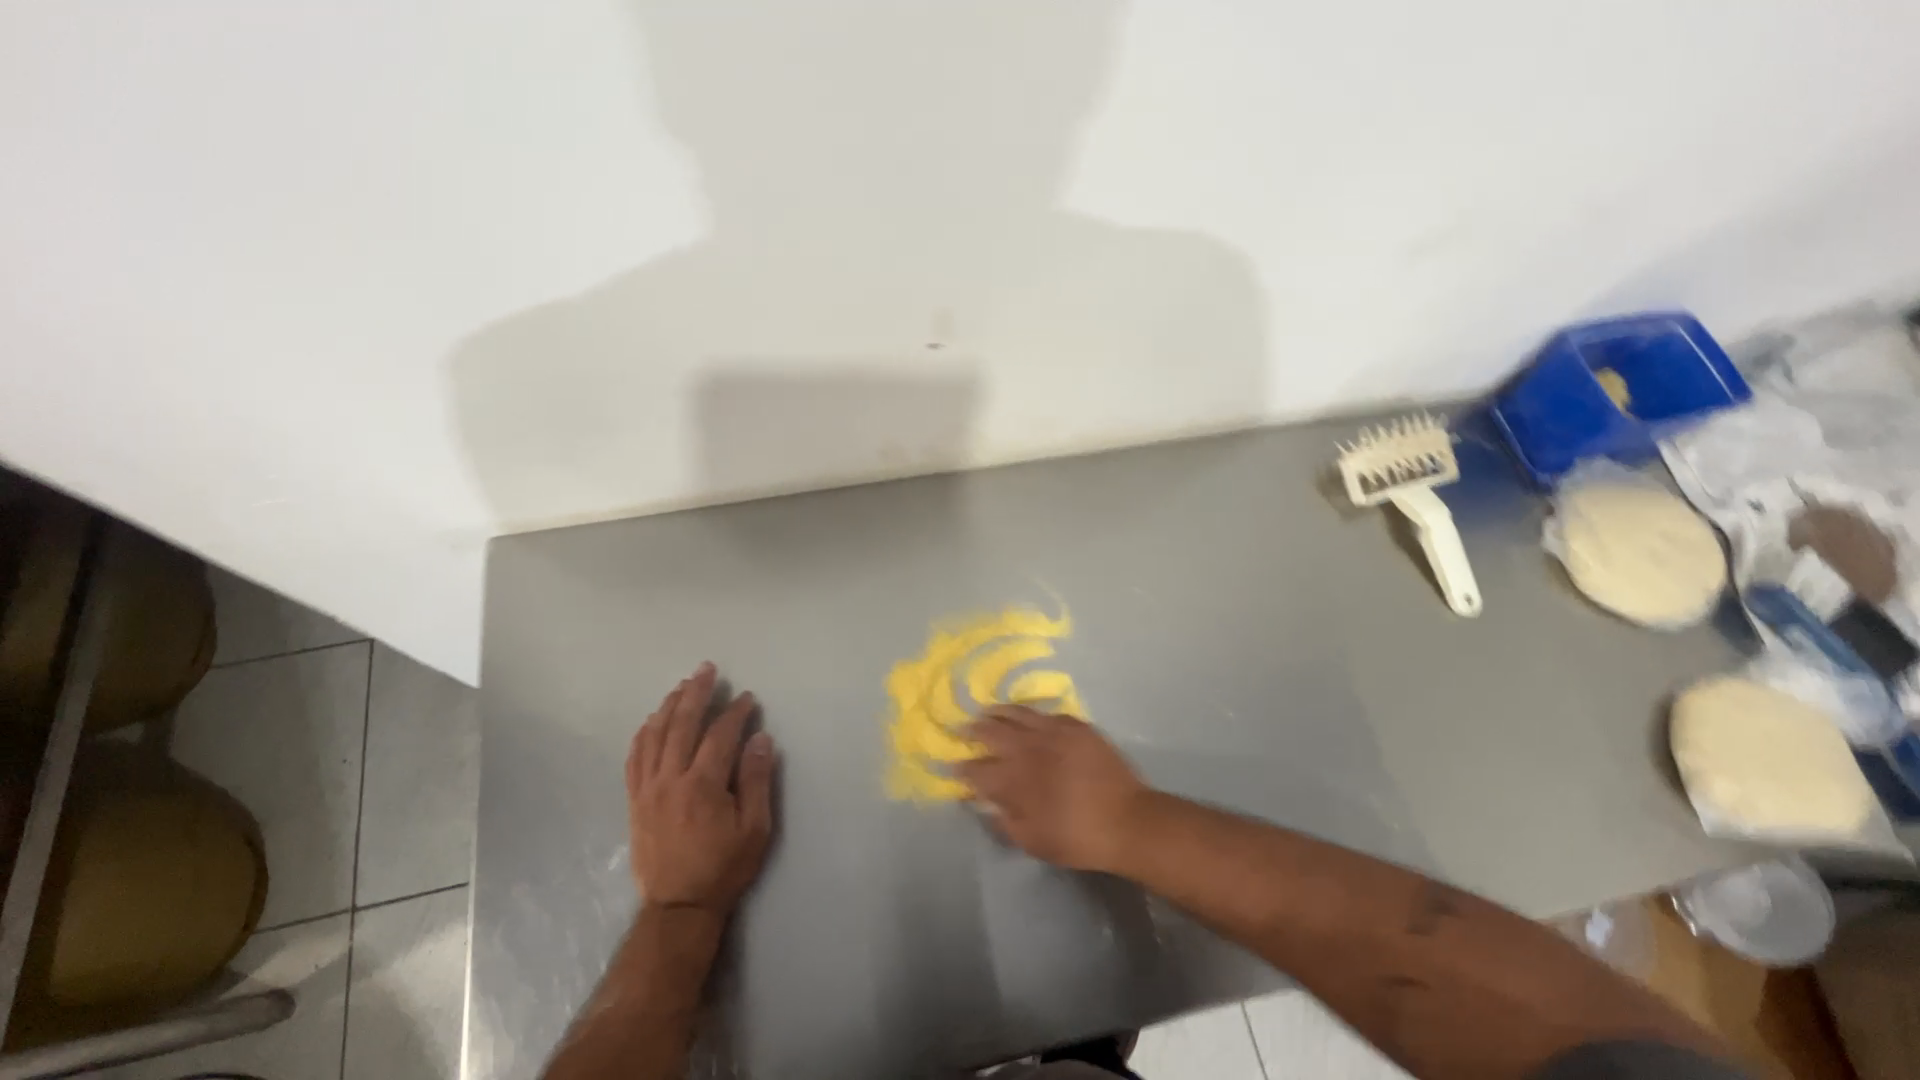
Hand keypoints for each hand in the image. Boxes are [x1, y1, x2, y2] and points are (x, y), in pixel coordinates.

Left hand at [626, 662, 776, 912]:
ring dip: (669, 706)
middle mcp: (671, 779)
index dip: (735, 713)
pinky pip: (635, 756)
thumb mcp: (755, 829)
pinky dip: (644, 733)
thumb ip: (756, 781)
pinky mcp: (635, 799)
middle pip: (682, 724)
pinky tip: (653, 720)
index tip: (747, 699)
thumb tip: (760, 739)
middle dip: (696, 693)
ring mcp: (648, 788)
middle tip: (707, 669)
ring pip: (655, 735)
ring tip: (683, 686)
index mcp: (703, 785)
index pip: (720, 735)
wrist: (678, 906)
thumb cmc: (724, 867)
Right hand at [957, 706, 1148, 872]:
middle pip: (992, 732)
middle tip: (964, 729)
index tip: (954, 767)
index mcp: (1013, 780)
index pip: (977, 770)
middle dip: (974, 731)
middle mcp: (1028, 749)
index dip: (962, 769)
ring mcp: (1053, 733)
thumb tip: (986, 805)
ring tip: (990, 712)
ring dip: (999, 713)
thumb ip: (1004, 821)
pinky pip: (1048, 714)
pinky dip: (1033, 715)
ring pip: (1018, 713)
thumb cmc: (1077, 838)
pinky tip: (1031, 718)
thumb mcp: (1033, 841)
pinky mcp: (1077, 727)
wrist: (1127, 820)